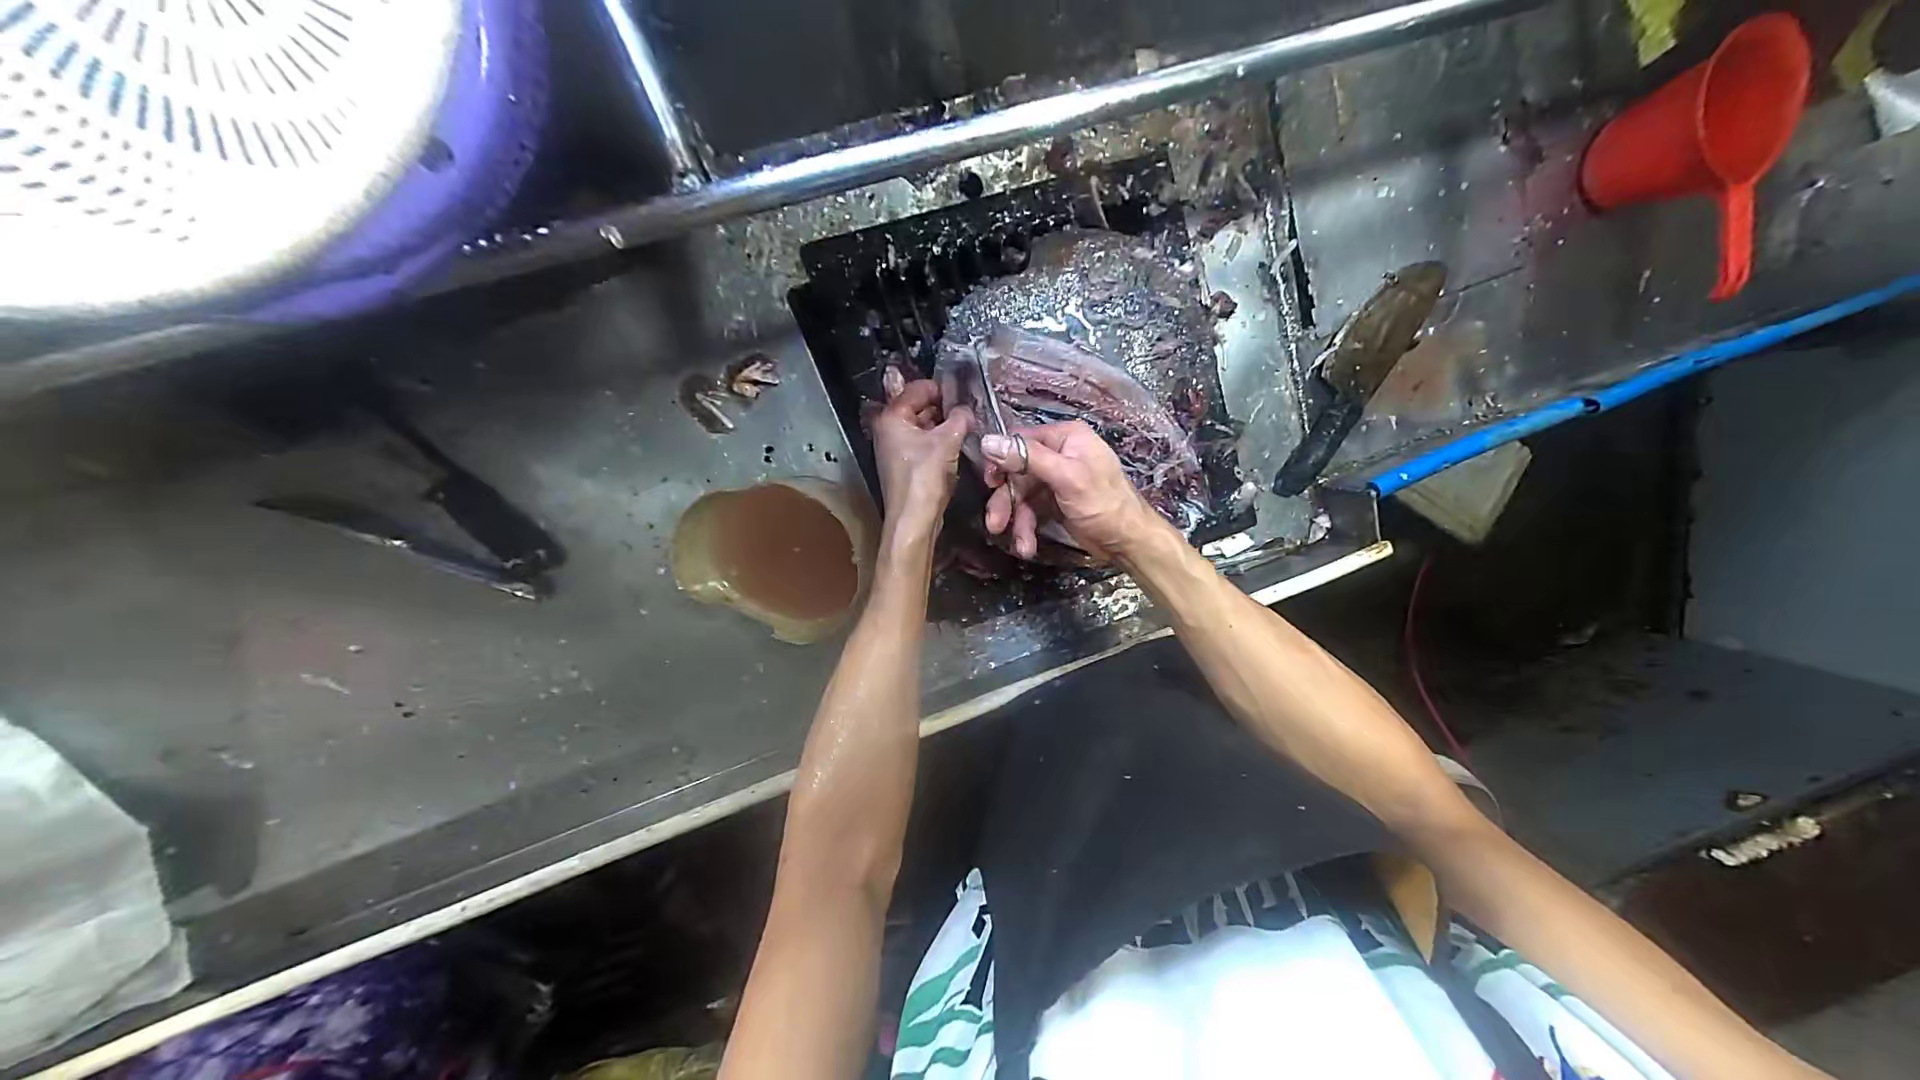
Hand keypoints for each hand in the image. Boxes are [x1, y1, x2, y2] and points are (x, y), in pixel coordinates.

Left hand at [872, 377, 972, 539]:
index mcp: (891, 416)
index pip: (918, 388)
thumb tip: (966, 411)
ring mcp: (895, 448)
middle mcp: (888, 429)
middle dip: (944, 408)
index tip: (964, 395)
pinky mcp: (904, 465)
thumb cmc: (924, 477)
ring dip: (943, 426)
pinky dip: (938, 442)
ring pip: (922, 426)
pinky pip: (923, 444)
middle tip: (968, 412)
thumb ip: (959, 418)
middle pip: (919, 406)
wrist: (913, 519)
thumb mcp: (947, 441)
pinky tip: (956, 446)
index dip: (942, 389)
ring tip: (966, 428)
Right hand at [979, 421, 1170, 561]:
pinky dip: (1027, 528)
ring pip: (1021, 495)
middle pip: (1017, 472)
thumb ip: (1028, 458)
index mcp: (1065, 438)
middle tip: (995, 523)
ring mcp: (1056, 480)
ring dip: (1017, 520)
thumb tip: (988, 441)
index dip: (1001, 462)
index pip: (1020, 441)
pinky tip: (1028, 546)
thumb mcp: (1066, 477)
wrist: (1128, 541)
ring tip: (1020, 544)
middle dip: (1007, 501)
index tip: (990, 482)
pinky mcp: (1054, 502)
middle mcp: (1059, 454)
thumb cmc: (1104, 503)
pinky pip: (1031, 510)